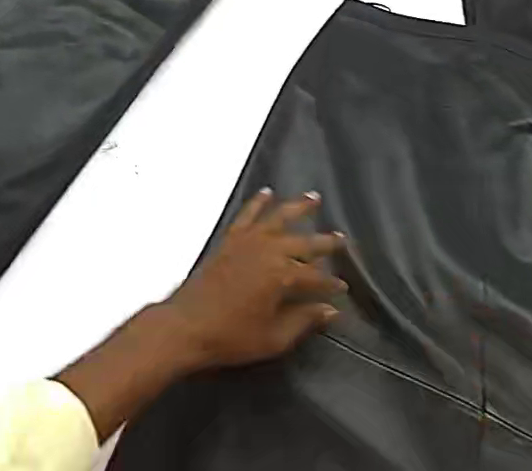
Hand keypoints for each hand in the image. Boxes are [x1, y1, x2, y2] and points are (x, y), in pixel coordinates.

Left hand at [160, 189, 346, 369]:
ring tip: (314, 198)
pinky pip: (248, 214)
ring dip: (298, 207)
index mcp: (281, 275)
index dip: (330, 283)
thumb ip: (304, 321)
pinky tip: (267, 192)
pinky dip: (258, 202)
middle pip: (303, 242)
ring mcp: (248, 240)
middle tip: (342, 239)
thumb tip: (330, 310)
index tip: (343, 287)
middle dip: (324, 241)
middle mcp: (268, 250)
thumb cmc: (232, 336)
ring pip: (278, 217)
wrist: (188, 325)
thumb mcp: (274, 338)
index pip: (315, 277)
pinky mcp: (231, 238)